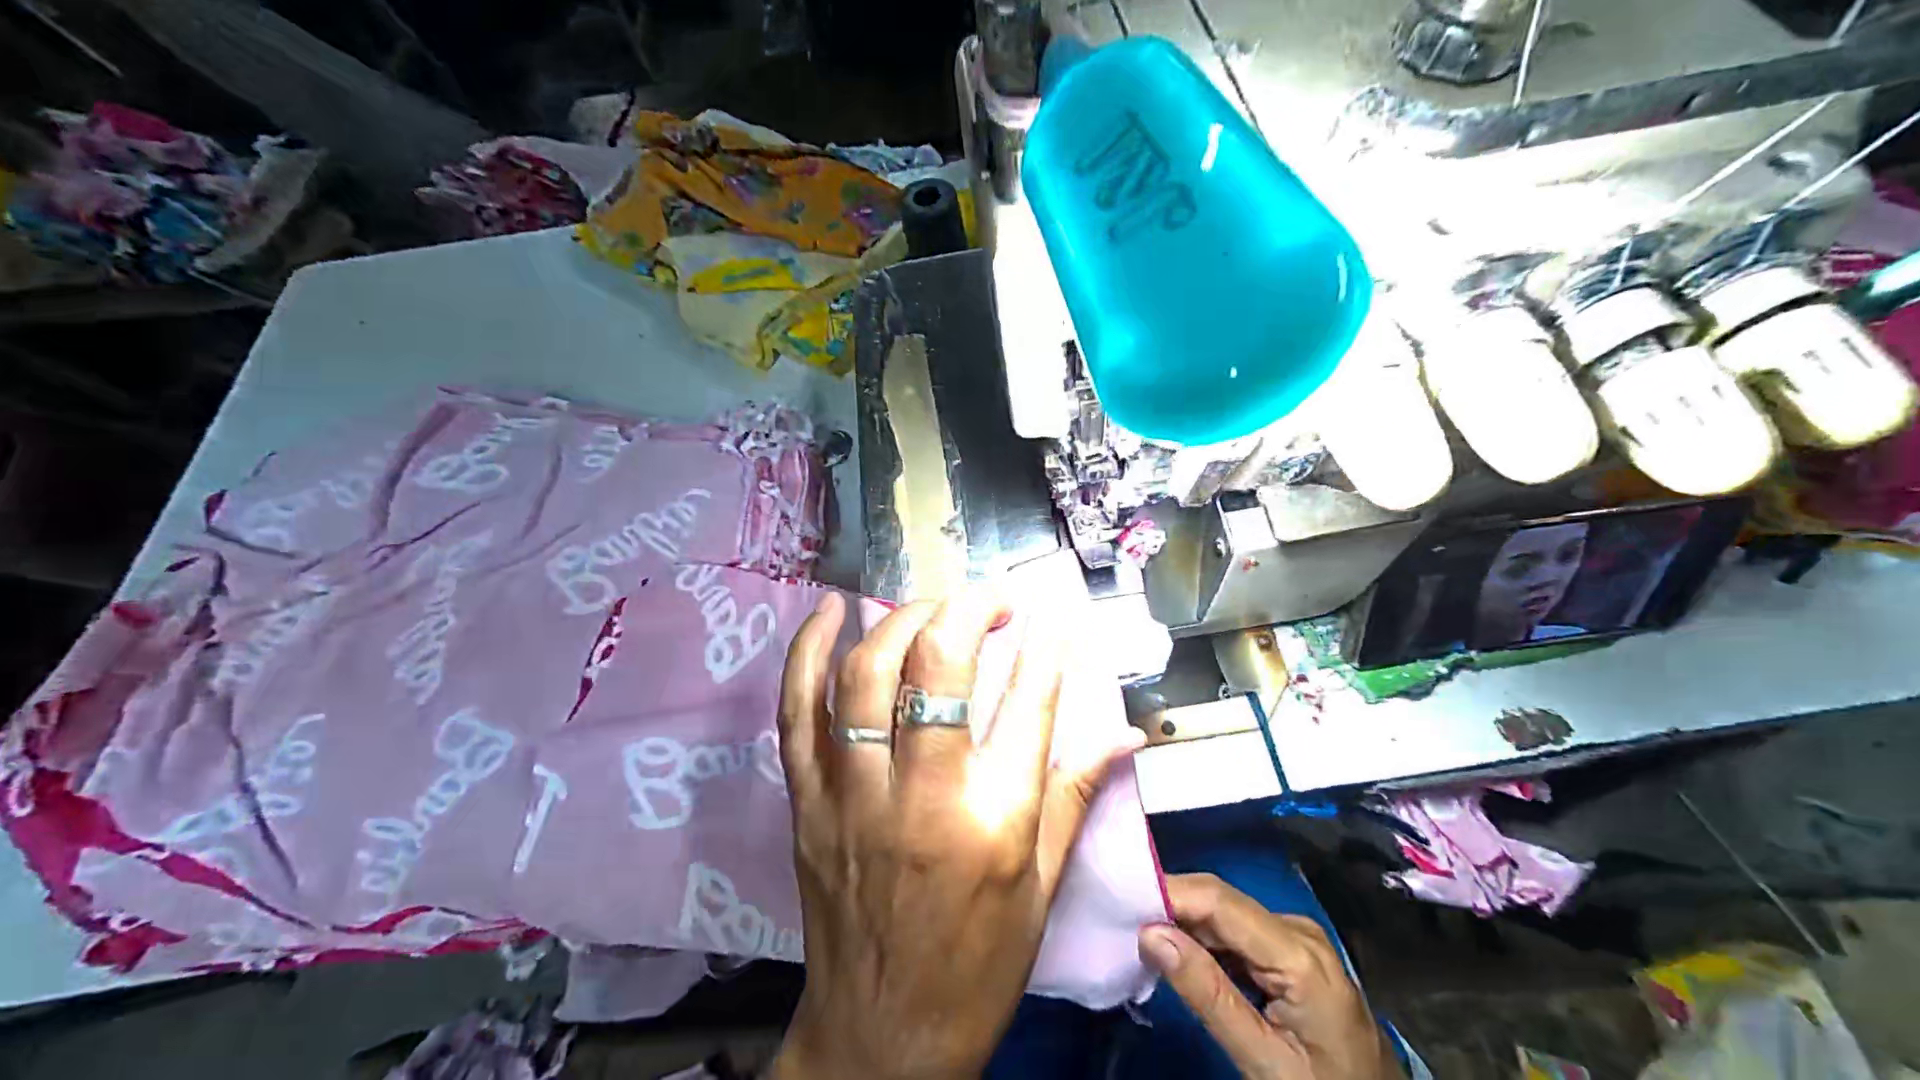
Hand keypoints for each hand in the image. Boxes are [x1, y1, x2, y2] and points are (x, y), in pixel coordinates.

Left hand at [769, 590, 1141, 1079]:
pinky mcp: (807, 802)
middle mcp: (920, 797)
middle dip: (969, 613)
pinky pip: (797, 711)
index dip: (1044, 651)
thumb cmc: (978, 966)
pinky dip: (809, 652)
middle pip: (937, 669)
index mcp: (992, 823)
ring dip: (900, 621)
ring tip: (930, 607)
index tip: (1050, 623)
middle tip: (991, 603)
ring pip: (865, 676)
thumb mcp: (1042, 886)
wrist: (881, 1039)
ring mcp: (853, 795)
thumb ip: (1076, 793)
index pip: (1028, 706)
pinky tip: (831, 612)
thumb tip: (1125, 732)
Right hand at [1139, 874, 1403, 1079]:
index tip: (1120, 902)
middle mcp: (1298, 931)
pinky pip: (1238, 934)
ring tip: (1142, 940)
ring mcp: (1298, 940)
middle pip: (1220, 903)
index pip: (1217, 900)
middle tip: (1122, 923)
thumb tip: (1149, 932)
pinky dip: (1206, 943)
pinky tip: (1180, 957)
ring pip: (1225, 916)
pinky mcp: (1293, 953)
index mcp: (1298, 954)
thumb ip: (1206, 994)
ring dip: (1184, 926)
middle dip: (1170, 909)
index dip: (1167, 893)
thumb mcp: (1264, 1060)